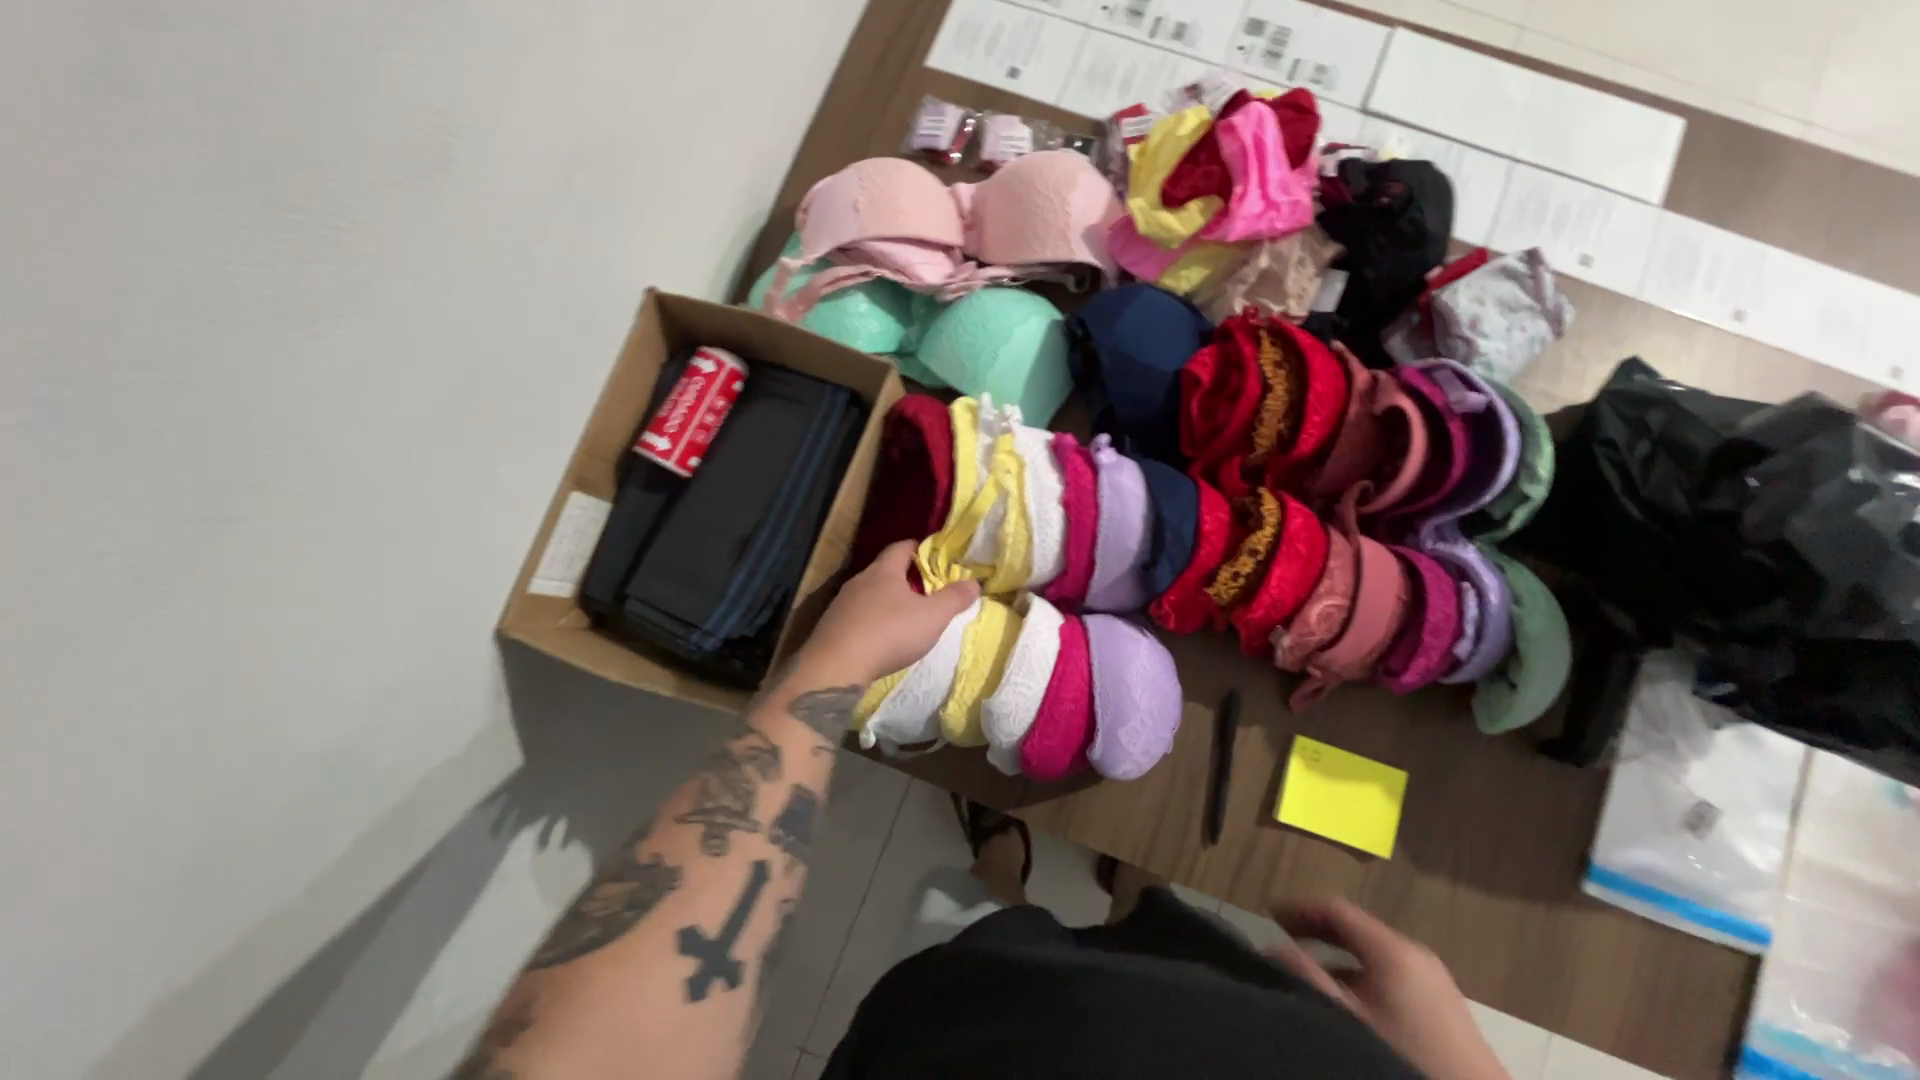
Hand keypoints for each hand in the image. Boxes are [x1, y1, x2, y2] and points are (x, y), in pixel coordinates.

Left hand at [790, 541, 980, 685]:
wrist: (836, 666)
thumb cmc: (890, 633)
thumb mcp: (932, 617)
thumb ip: (954, 598)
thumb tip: (975, 582)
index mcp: (884, 571)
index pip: (900, 548)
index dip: (917, 548)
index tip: (931, 554)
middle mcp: (859, 581)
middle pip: (882, 570)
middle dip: (902, 576)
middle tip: (922, 588)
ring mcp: (841, 604)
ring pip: (867, 594)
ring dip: (884, 601)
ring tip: (902, 615)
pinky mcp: (831, 627)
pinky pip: (855, 616)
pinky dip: (869, 621)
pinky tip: (878, 637)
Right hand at [1267, 898, 1510, 1079]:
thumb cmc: (1407, 1060)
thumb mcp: (1349, 1023)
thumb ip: (1309, 980)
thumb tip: (1272, 948)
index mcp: (1393, 950)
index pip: (1336, 909)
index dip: (1299, 909)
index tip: (1267, 916)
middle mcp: (1416, 954)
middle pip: (1356, 928)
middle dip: (1316, 931)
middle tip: (1281, 941)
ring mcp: (1434, 979)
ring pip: (1373, 953)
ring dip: (1337, 955)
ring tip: (1307, 973)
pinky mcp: (1443, 1005)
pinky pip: (1390, 973)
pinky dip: (1360, 974)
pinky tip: (1348, 1003)